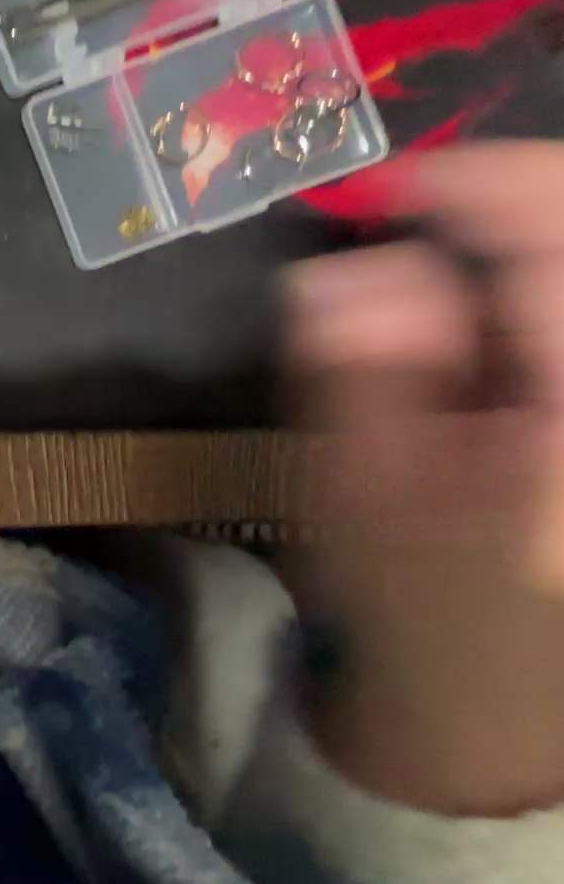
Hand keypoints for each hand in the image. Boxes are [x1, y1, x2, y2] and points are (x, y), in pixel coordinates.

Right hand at [285, 142, 563, 814]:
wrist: (506, 696)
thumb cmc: (421, 607)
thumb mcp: (365, 498)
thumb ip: (366, 379)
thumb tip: (341, 272)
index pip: (559, 236)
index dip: (470, 187)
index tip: (371, 190)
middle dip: (508, 205)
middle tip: (406, 217)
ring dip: (523, 246)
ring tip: (443, 252)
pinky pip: (563, 317)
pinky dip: (534, 289)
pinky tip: (488, 310)